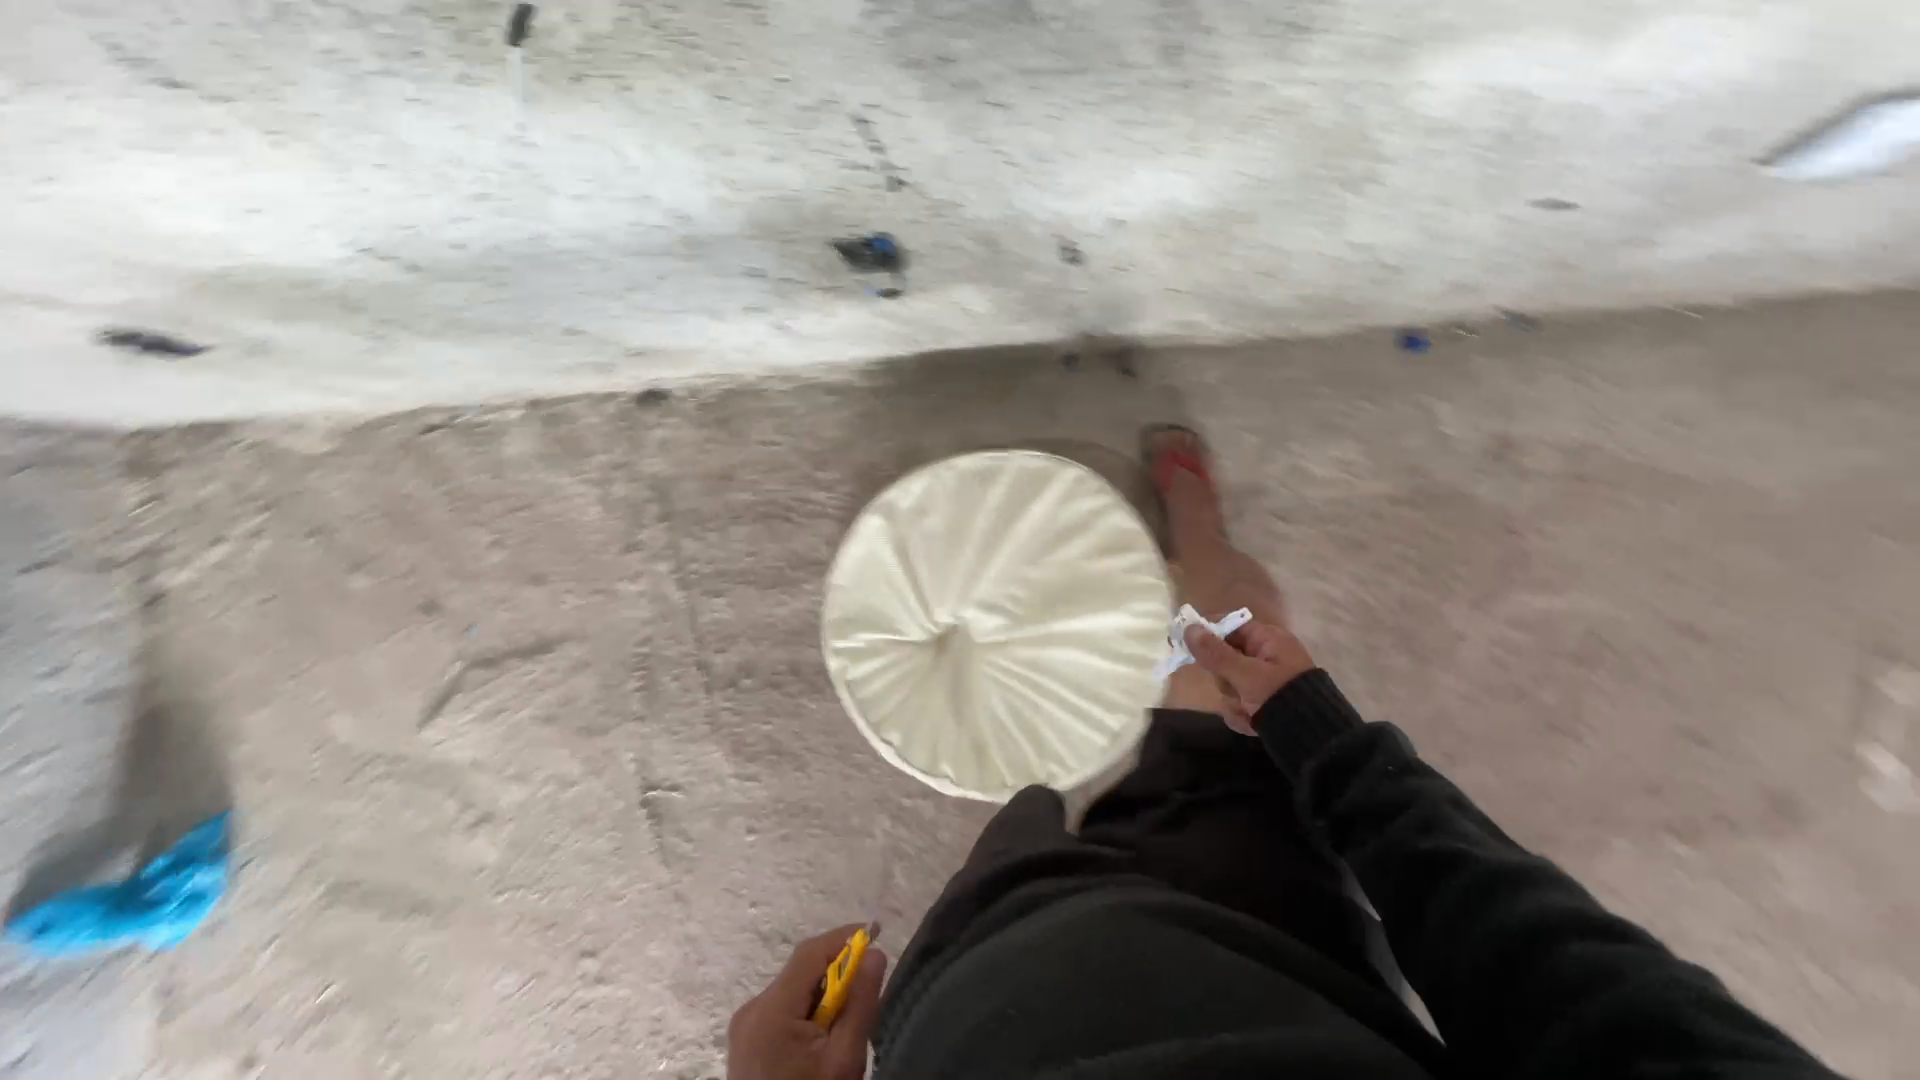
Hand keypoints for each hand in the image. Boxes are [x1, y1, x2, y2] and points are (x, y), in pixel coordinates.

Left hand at [727, 925, 888, 1079]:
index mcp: (770, 1010)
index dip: (845, 938)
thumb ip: (861, 1004)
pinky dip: (809, 1011)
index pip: (810, 953)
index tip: (877, 932)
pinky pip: (784, 1009)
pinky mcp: (747, 1040)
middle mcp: (752, 1009)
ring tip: (848, 1023)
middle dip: (838, 971)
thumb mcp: (844, 1060)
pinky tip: (825, 1037)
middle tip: (869, 989)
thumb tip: (875, 953)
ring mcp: (745, 1025)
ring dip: (825, 994)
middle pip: (802, 971)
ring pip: (794, 990)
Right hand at [1183, 621, 1314, 734]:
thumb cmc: (1279, 696)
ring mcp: (1267, 683)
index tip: (1186, 645)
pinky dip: (1243, 716)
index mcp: (1268, 640)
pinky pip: (1240, 704)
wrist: (1313, 738)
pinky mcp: (1266, 704)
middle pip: (1226, 659)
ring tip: (1248, 712)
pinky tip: (1253, 723)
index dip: (1207, 634)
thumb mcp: (1244, 673)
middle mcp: (1267, 657)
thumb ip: (1214, 653)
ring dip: (1234, 702)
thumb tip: (1188, 628)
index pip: (1229, 626)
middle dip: (1225, 679)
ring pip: (1230, 686)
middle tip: (1233, 688)